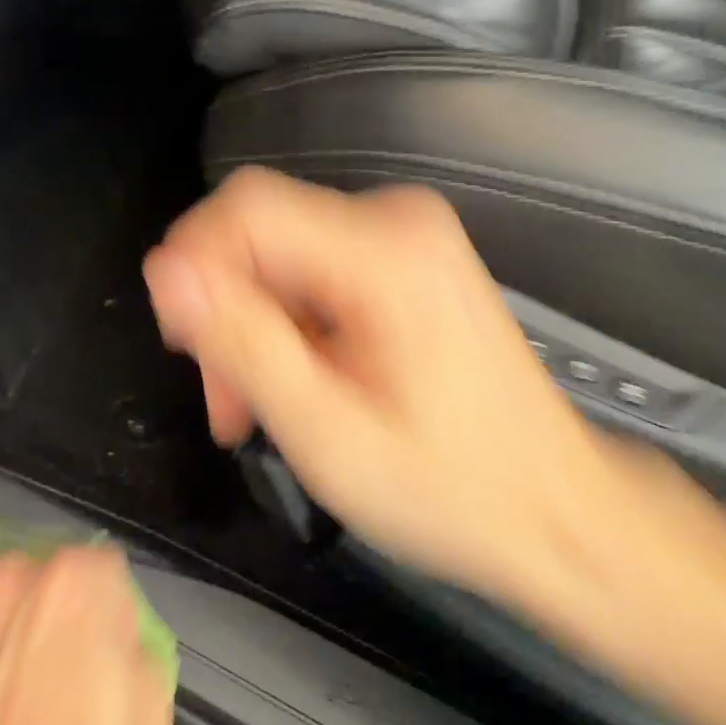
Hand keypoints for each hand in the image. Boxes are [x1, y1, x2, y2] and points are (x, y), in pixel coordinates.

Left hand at [0, 548, 172, 724]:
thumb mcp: (147, 706)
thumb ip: (134, 649)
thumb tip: (118, 640)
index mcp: (72, 583)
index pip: (101, 567)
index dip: (110, 605)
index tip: (112, 638)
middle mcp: (9, 583)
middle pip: (41, 582)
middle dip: (54, 615)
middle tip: (68, 673)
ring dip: (9, 638)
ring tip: (24, 698)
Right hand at [142, 167, 624, 600]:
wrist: (560, 516)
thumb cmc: (448, 486)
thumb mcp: (323, 430)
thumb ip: (240, 341)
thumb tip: (165, 271)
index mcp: (385, 253)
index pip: (244, 207)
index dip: (192, 264)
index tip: (182, 342)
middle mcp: (393, 221)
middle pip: (253, 228)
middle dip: (215, 303)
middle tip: (217, 389)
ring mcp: (398, 236)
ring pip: (267, 252)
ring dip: (240, 322)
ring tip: (245, 403)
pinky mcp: (396, 257)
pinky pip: (297, 267)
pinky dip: (274, 321)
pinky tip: (280, 380)